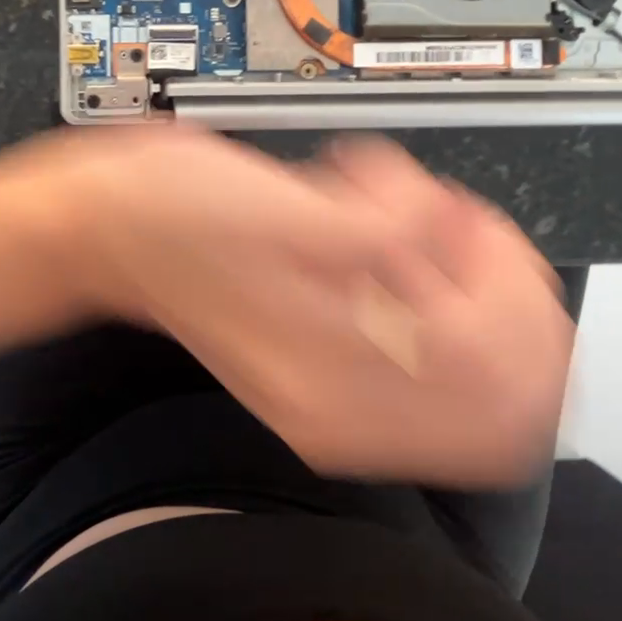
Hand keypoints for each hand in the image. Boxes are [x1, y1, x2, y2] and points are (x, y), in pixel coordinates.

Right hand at [21, 125, 573, 486]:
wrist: (112, 223)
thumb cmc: (169, 213)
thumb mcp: (273, 212)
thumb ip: (377, 236)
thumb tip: (447, 235)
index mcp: (330, 386)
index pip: (491, 371)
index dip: (498, 280)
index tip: (450, 217)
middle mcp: (342, 408)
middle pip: (509, 388)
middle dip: (501, 284)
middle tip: (445, 217)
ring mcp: (341, 390)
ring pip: (490, 375)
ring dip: (477, 283)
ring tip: (419, 219)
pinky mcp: (333, 357)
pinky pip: (440, 345)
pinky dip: (440, 277)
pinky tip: (388, 223)